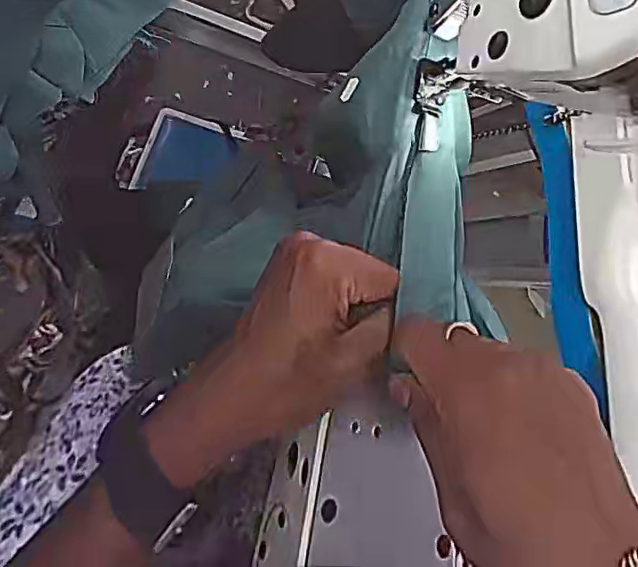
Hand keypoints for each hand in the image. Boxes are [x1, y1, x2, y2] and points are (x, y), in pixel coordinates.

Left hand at [143, 232, 397, 485]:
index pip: (391, 279)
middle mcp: (311, 242)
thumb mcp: (352, 363)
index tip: (378, 342)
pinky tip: (320, 326)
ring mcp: (296, 248)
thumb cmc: (284, 384)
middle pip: (371, 273)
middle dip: (370, 307)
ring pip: (354, 275)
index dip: (392, 314)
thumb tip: (408, 311)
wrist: (229, 396)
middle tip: (350, 345)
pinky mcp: (288, 260)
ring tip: (331, 337)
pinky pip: (332, 274)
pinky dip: (334, 298)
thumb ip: (390, 327)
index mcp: (327, 260)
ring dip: (352, 304)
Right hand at [390, 317, 637, 566]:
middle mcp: (510, 367)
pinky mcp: (573, 383)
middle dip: (445, 368)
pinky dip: (520, 386)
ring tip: (490, 430)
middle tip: (444, 408)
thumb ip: (428, 427)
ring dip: (485, 377)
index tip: (403, 358)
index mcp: (469, 388)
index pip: (420, 333)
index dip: (404, 345)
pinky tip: (524, 431)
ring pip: (496, 351)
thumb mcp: (454, 496)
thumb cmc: (531, 542)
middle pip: (459, 340)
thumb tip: (413, 395)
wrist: (598, 559)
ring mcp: (545, 371)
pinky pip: (531, 368)